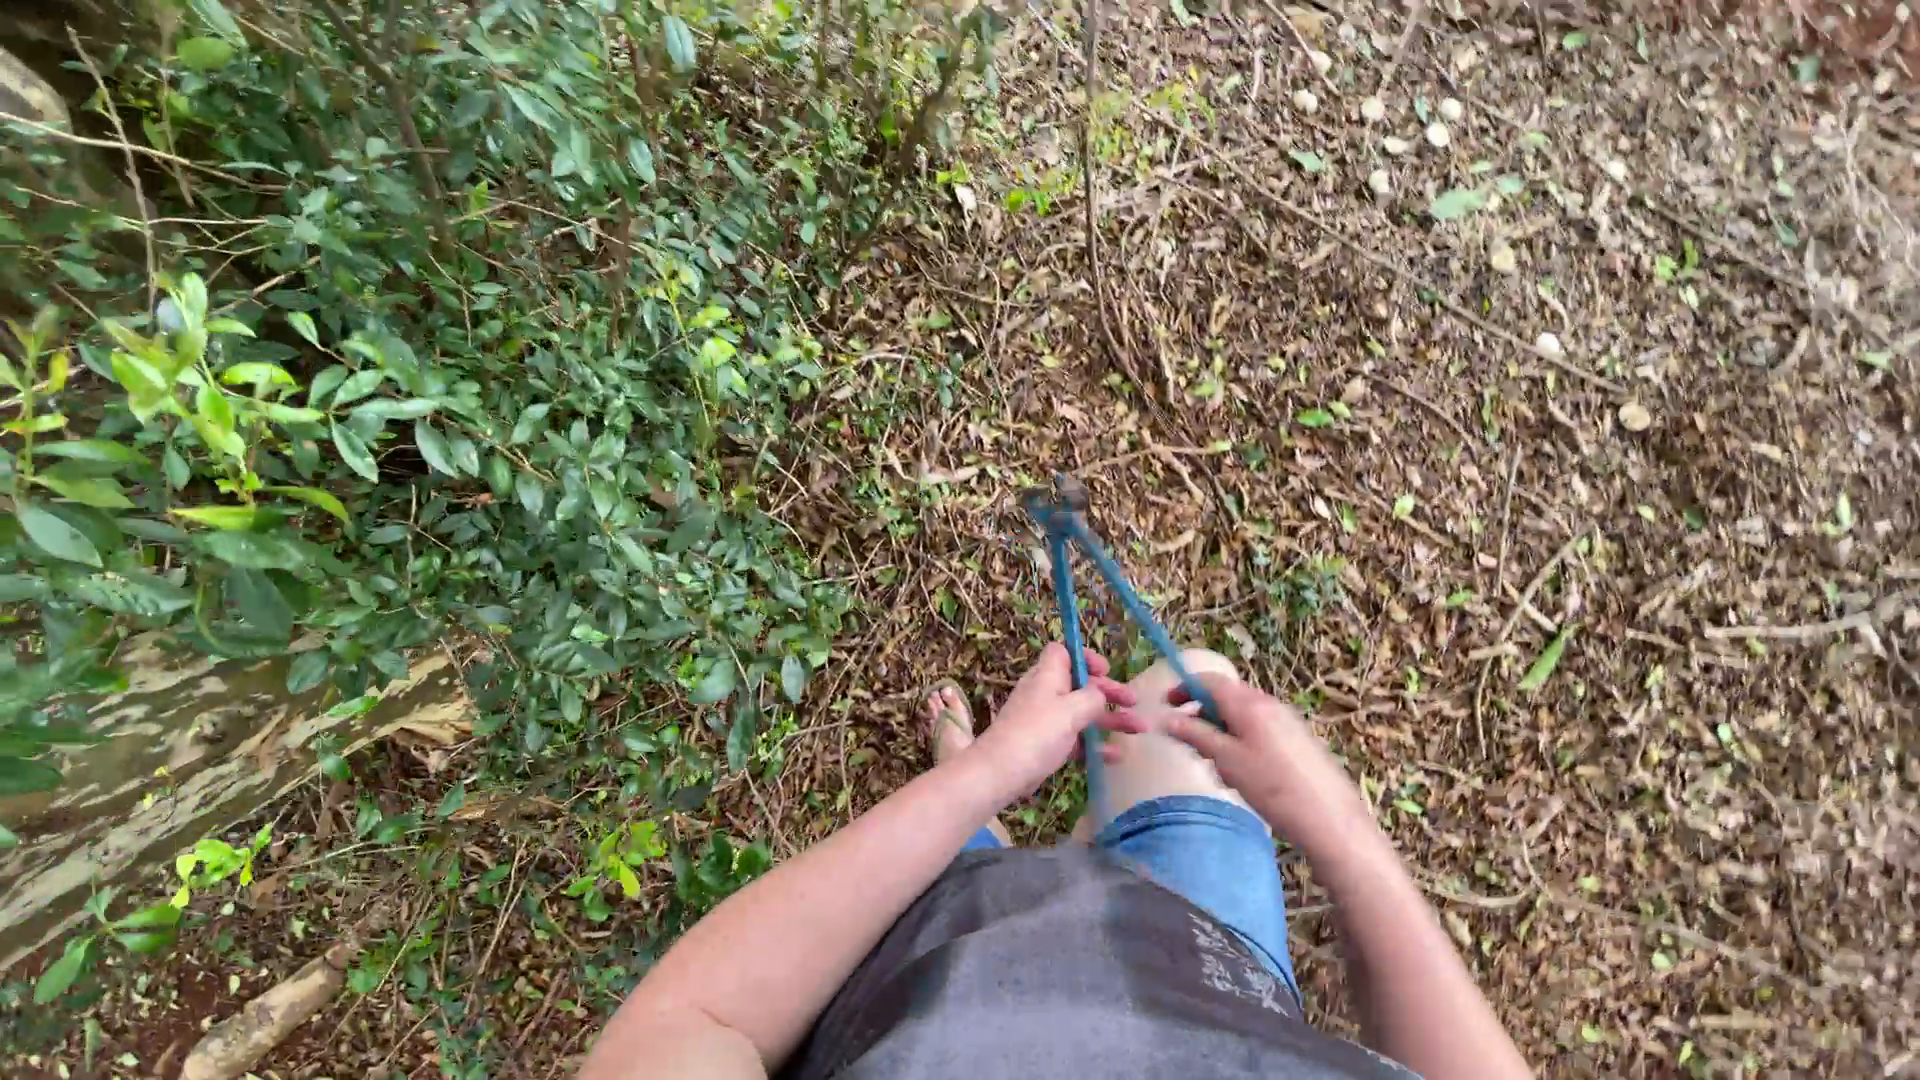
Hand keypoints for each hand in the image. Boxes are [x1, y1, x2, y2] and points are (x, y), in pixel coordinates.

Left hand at [966, 642, 1132, 800]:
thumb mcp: (1070, 710)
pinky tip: (1115, 756)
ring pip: (1082, 713)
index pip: (1064, 652)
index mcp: (1048, 676)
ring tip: (1139, 729)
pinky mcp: (1046, 743)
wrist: (1002, 772)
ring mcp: (1046, 719)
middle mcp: (1046, 693)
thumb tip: (1099, 695)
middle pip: (1080, 684)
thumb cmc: (1037, 733)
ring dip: (1109, 719)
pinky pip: (1075, 738)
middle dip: (1108, 692)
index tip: (1105, 670)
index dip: (1085, 657)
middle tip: (1134, 702)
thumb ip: (1092, 698)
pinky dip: (1094, 743)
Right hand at [1104, 674, 1374, 857]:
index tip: (1166, 704)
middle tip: (1189, 741)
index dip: (1184, 688)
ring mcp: (1286, 721)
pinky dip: (1241, 740)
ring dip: (1222, 730)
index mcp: (1249, 704)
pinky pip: (1259, 729)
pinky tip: (1244, 774)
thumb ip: (1195, 735)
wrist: (1331, 820)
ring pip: (1242, 715)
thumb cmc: (1272, 788)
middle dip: (1203, 713)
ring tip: (1218, 766)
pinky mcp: (1297, 739)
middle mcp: (1269, 704)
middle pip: (1226, 696)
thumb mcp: (1227, 761)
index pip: (1209, 680)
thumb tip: (1166, 719)